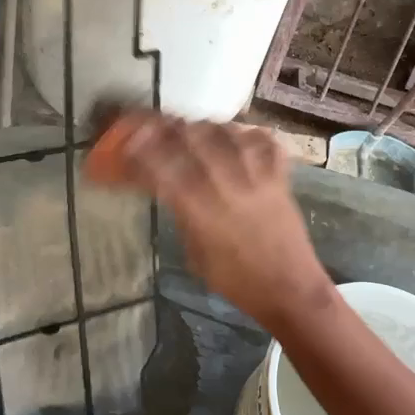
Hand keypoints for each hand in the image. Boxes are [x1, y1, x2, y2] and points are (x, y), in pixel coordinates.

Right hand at [90, 112, 333, 330]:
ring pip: (224, 132)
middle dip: (165, 127)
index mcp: (200, 209)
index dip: (140, 149)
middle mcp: (226, 184)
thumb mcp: (194, 252)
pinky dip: (247, 133)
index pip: (161, 167)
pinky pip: (263, 140)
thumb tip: (166, 186)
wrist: (289, 289)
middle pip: (190, 138)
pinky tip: (234, 135)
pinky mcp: (279, 175)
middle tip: (151, 125)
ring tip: (190, 129)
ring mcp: (257, 175)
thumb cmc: (235, 280)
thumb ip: (181, 213)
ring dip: (202, 126)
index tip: (125, 141)